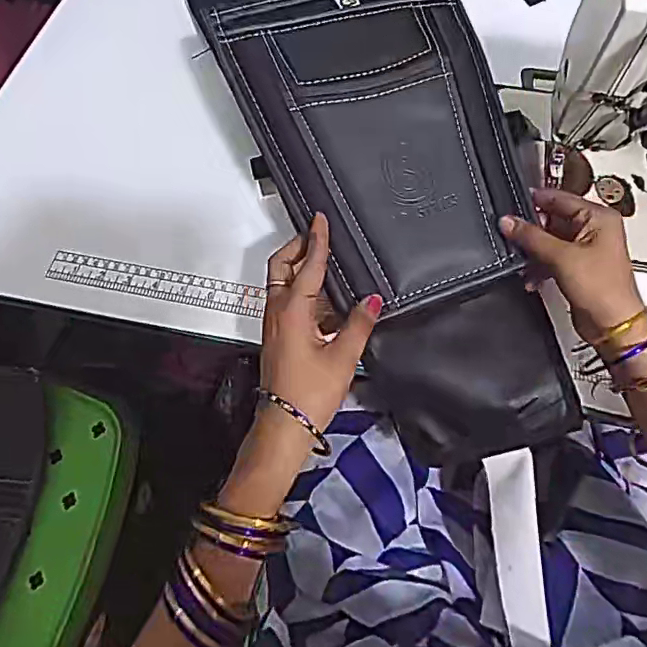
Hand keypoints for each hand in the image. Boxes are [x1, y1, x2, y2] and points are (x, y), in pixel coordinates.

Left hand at [259, 213, 379, 438]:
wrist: (284, 426)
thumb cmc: (308, 394)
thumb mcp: (343, 357)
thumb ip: (359, 324)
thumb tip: (371, 300)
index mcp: (292, 310)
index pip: (307, 264)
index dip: (317, 240)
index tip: (320, 220)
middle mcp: (277, 312)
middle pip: (281, 266)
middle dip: (298, 246)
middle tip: (316, 235)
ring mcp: (274, 325)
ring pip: (282, 283)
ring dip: (300, 268)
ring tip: (325, 263)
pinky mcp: (277, 336)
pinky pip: (286, 302)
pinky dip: (302, 290)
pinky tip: (325, 301)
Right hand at [499, 187, 646, 339]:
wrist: (613, 326)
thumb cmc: (606, 291)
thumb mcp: (562, 256)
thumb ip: (531, 237)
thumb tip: (510, 222)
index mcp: (599, 218)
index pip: (561, 198)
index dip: (536, 200)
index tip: (514, 203)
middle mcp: (595, 230)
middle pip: (554, 220)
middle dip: (533, 231)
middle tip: (514, 233)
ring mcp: (587, 249)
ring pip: (551, 240)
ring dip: (535, 251)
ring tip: (522, 258)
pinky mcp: (578, 268)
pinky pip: (552, 258)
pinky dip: (540, 265)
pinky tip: (531, 276)